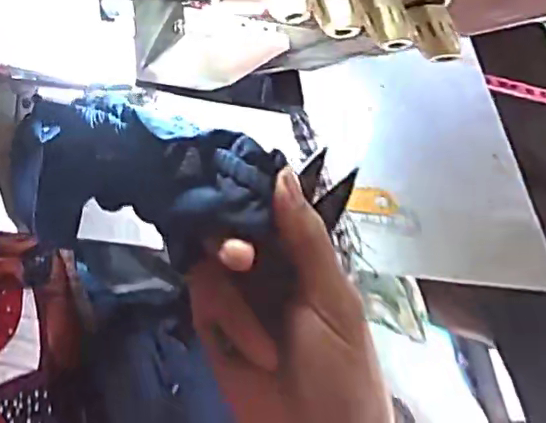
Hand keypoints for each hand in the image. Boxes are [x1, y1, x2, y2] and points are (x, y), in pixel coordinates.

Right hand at [186, 168, 390, 422]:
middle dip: (229, 237)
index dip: (245, 187)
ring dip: (233, 297)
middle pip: (226, 219)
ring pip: (208, 253)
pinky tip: (254, 352)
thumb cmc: (343, 374)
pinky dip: (227, 321)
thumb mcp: (335, 303)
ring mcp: (231, 286)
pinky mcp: (208, 316)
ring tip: (263, 342)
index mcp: (295, 249)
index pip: (263, 200)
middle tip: (241, 258)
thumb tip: (282, 172)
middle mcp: (259, 259)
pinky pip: (201, 292)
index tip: (229, 179)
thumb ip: (306, 237)